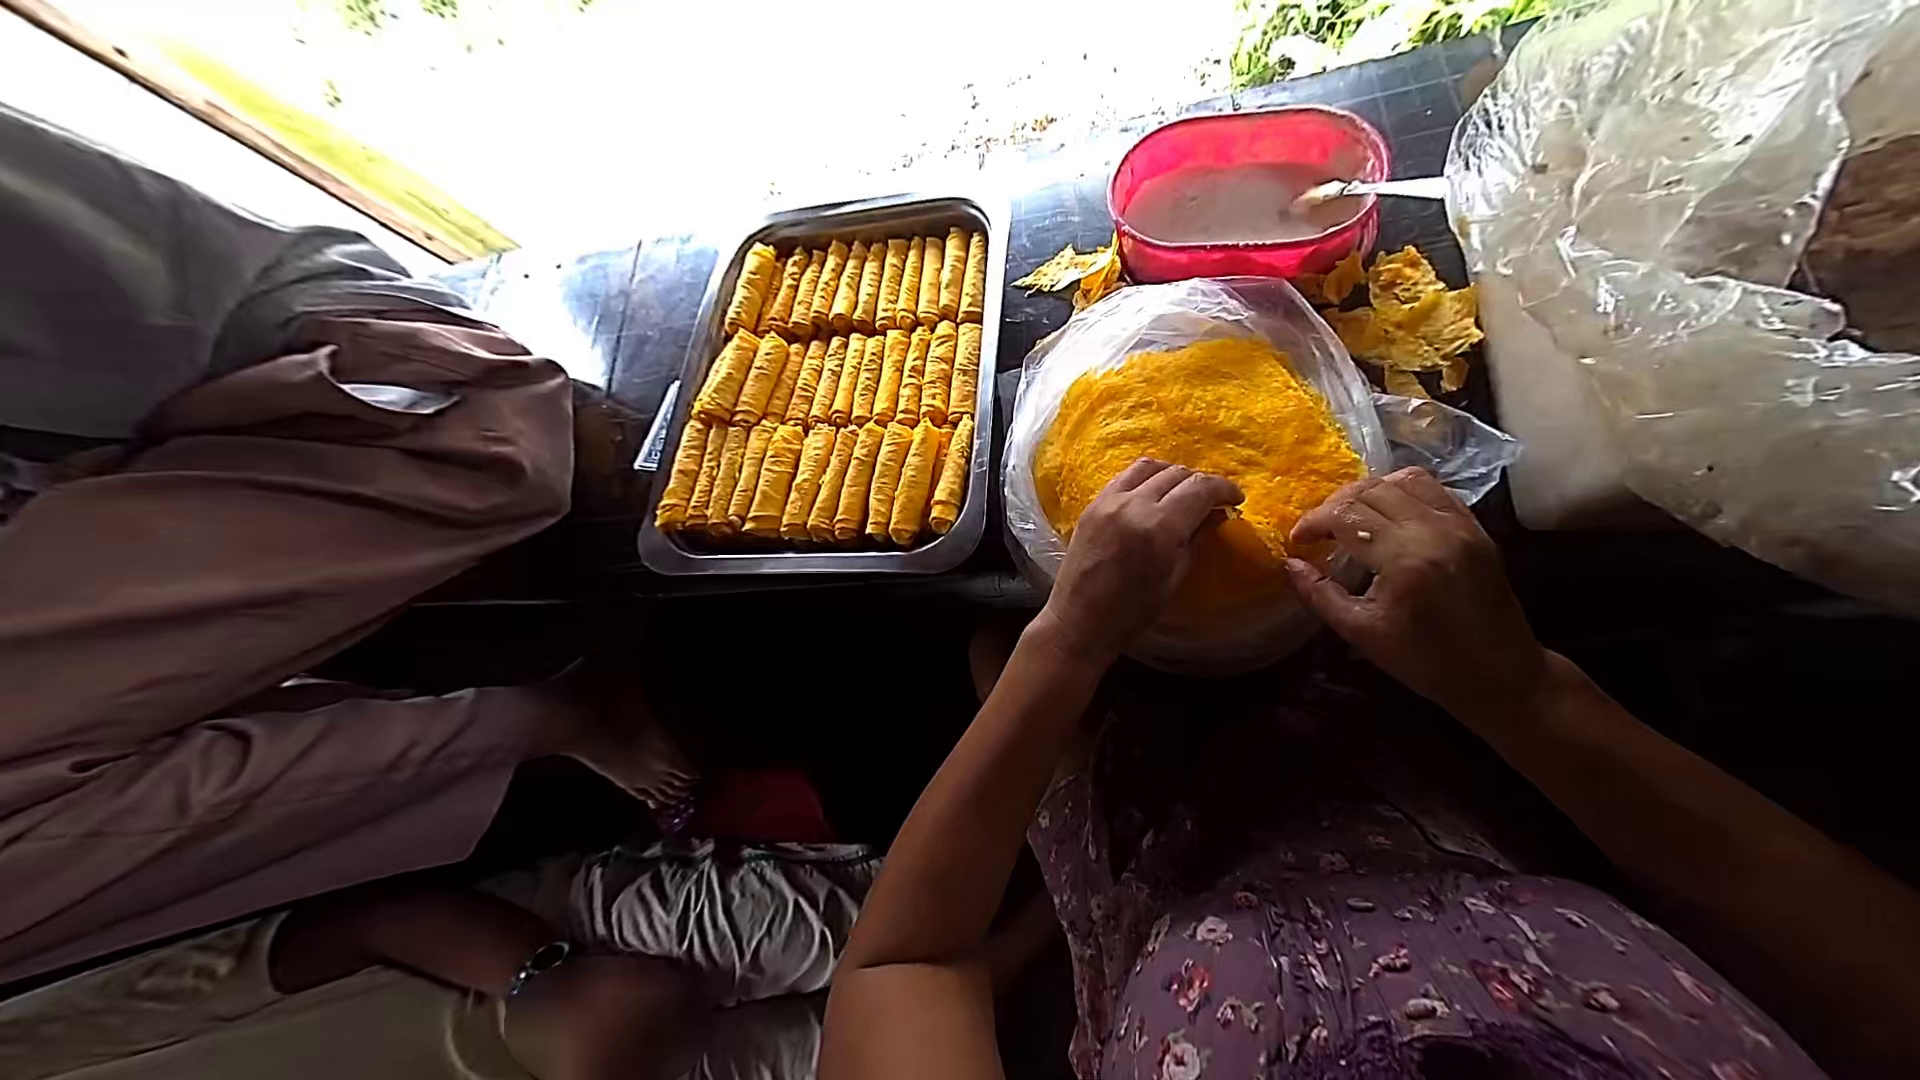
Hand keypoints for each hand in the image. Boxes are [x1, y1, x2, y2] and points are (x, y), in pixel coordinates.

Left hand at [1039, 459, 1242, 662]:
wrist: (1078, 620)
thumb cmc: (1131, 611)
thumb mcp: (1174, 578)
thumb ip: (1195, 539)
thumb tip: (1215, 514)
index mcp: (1157, 527)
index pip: (1199, 488)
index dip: (1223, 489)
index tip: (1235, 498)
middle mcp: (1131, 505)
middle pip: (1176, 473)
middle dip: (1201, 482)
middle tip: (1212, 500)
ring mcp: (1107, 501)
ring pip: (1148, 467)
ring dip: (1172, 474)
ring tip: (1183, 492)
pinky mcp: (1091, 505)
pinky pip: (1124, 477)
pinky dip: (1145, 478)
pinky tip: (1153, 493)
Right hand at [1284, 466, 1548, 716]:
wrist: (1501, 675)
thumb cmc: (1424, 660)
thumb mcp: (1359, 632)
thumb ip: (1319, 593)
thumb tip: (1289, 563)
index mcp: (1404, 558)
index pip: (1345, 515)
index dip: (1312, 522)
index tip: (1297, 542)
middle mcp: (1434, 530)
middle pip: (1369, 490)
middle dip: (1333, 506)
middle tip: (1319, 531)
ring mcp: (1460, 525)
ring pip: (1402, 480)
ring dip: (1366, 492)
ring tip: (1351, 518)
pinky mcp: (1475, 528)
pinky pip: (1433, 489)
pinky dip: (1400, 492)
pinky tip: (1386, 516)